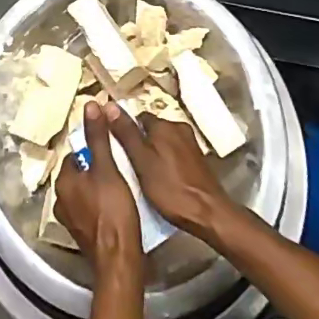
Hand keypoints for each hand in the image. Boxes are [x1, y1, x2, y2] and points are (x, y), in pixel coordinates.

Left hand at [54, 102, 141, 276]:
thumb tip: (90, 104)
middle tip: (122, 161)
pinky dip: (103, 201)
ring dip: (102, 183)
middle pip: (82, 170)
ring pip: (87, 189)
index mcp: (63, 181)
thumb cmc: (113, 211)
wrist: (119, 260)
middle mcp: (61, 199)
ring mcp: (71, 218)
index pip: (77, 151)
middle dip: (99, 164)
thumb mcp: (108, 168)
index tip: (113, 144)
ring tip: (124, 179)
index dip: (95, 145)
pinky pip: (92, 206)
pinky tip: (120, 201)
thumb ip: (98, 136)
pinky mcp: (83, 232)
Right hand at [105, 109, 235, 239]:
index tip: (116, 147)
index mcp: (164, 125)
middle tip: (127, 164)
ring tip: (142, 173)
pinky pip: (174, 152)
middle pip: (151, 129)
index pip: (138, 117)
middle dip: (140, 142)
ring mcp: (190, 143)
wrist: (208, 213)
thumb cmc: (170, 188)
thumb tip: (110, 105)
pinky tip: (161, 178)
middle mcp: (179, 127)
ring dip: (153, 152)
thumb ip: (127, 133)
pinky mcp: (197, 158)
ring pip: (163, 141)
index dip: (125, 130)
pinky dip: (165, 161)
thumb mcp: (141, 161)